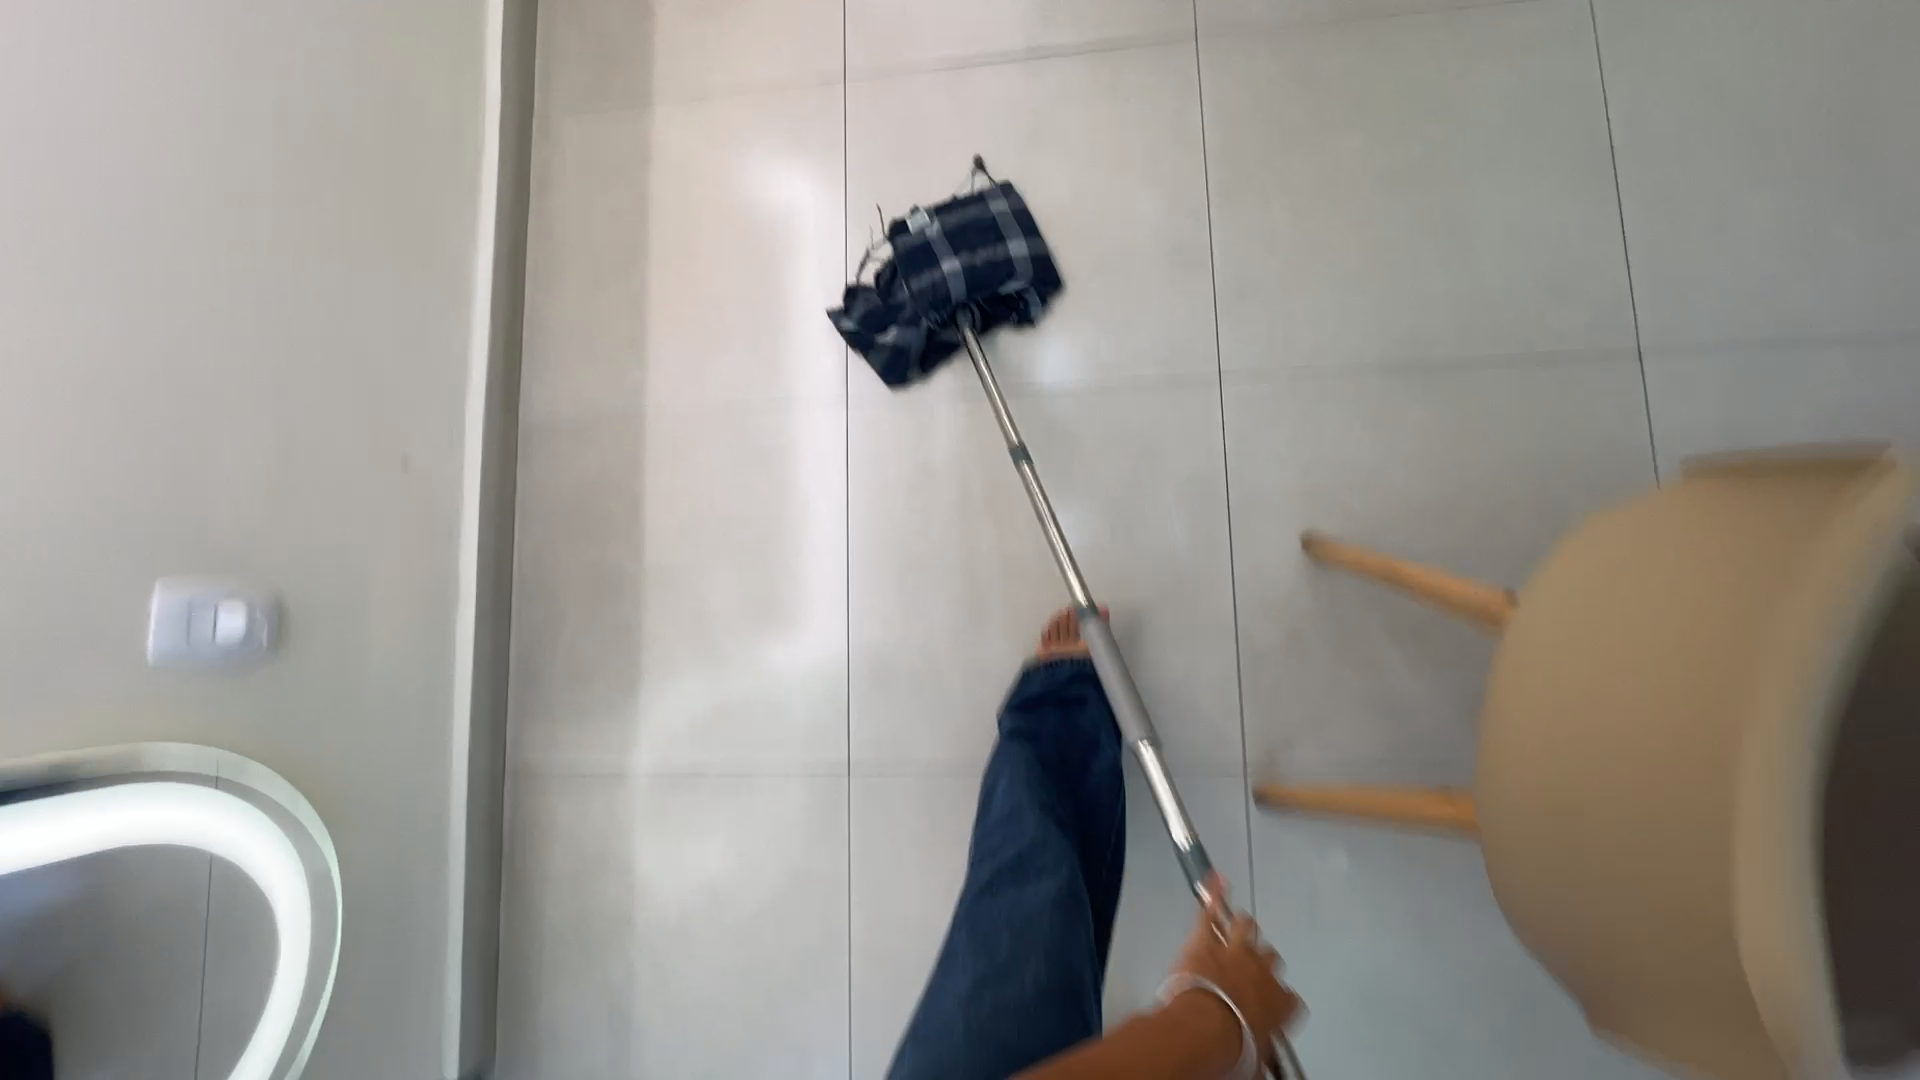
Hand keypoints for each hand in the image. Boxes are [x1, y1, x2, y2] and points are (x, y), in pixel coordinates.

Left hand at [1169, 887, 1302, 1049]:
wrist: (1205, 1025)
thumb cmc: (1232, 1047)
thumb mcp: (1255, 1061)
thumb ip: (1262, 1053)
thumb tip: (1258, 1067)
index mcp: (1280, 1004)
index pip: (1290, 996)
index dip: (1277, 996)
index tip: (1267, 1000)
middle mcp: (1263, 971)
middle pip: (1270, 956)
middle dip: (1259, 959)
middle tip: (1245, 967)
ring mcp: (1235, 948)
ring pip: (1246, 926)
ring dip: (1240, 928)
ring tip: (1233, 929)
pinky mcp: (1207, 936)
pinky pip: (1212, 908)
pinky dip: (1214, 891)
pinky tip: (1216, 879)